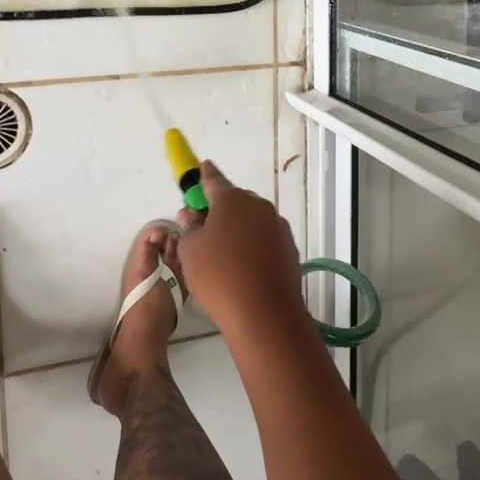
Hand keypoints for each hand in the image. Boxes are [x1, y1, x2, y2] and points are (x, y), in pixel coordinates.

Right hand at [177, 161, 305, 335]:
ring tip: (226, 255)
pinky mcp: (289, 247)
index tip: (202, 167)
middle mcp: (258, 206)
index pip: (214, 180)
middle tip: (206, 229)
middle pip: (236, 201)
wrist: (264, 311)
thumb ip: (190, 227)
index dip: (205, 176)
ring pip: (253, 220)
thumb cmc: (218, 275)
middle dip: (222, 209)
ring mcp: (278, 226)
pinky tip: (246, 267)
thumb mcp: (191, 251)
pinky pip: (266, 239)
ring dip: (240, 229)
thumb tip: (192, 214)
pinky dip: (255, 246)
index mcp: (232, 199)